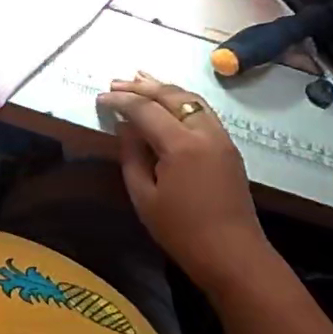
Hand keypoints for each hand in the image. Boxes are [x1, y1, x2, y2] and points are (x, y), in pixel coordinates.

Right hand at [98, 73, 270, 285]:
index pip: (146, 110)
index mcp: (181, 145)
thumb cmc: (181, 231)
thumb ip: (132, 156)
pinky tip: (168, 102)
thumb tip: (126, 127)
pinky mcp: (228, 147)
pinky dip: (182, 100)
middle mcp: (204, 132)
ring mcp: (221, 137)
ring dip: (165, 88)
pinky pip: (203, 111)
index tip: (101, 97)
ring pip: (191, 99)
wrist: (232, 254)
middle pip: (171, 96)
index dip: (121, 101)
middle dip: (142, 87)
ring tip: (141, 79)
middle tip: (117, 81)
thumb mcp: (144, 196)